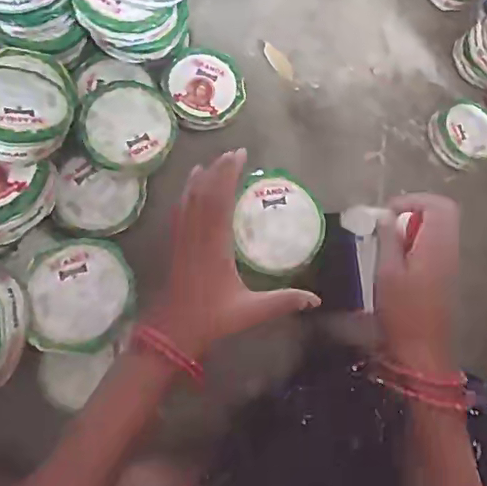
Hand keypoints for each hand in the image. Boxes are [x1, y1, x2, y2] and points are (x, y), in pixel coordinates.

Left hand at [143, 149, 319, 360]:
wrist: (171, 333)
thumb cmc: (211, 319)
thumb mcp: (250, 311)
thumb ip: (283, 301)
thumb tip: (315, 299)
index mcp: (216, 247)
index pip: (220, 201)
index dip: (228, 176)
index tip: (240, 156)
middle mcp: (197, 236)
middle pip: (205, 193)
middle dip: (219, 170)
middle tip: (234, 152)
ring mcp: (183, 239)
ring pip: (190, 199)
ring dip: (203, 177)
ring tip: (215, 160)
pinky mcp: (175, 245)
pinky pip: (180, 210)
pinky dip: (187, 192)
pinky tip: (191, 183)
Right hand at [375, 193, 460, 373]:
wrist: (422, 351)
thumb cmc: (402, 312)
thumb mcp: (387, 271)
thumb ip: (388, 238)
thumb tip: (385, 215)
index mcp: (438, 245)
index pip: (438, 205)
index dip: (413, 200)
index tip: (388, 212)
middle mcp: (450, 249)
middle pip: (441, 213)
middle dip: (413, 212)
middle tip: (388, 225)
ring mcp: (451, 263)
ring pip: (439, 229)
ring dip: (415, 228)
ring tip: (391, 243)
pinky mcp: (446, 275)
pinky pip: (436, 245)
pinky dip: (418, 243)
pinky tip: (400, 261)